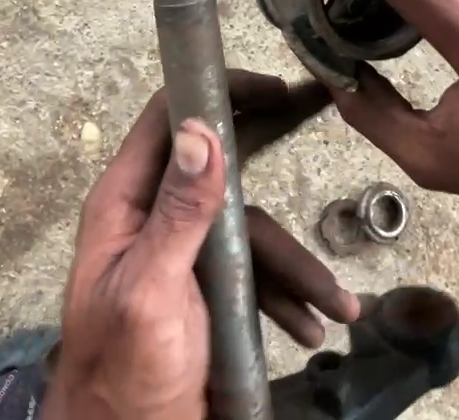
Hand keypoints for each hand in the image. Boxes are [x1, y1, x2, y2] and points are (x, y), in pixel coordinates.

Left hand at [45, 72, 359, 419]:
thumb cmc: (123, 371)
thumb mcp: (152, 289)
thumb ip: (177, 211)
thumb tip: (202, 129)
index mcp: (125, 202)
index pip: (167, 120)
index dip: (215, 92)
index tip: (269, 87)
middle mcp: (153, 214)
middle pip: (217, 163)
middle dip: (269, 146)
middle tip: (312, 110)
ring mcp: (182, 251)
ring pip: (249, 230)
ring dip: (295, 265)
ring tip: (336, 303)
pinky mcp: (205, 287)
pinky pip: (253, 274)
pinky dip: (285, 294)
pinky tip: (311, 325)